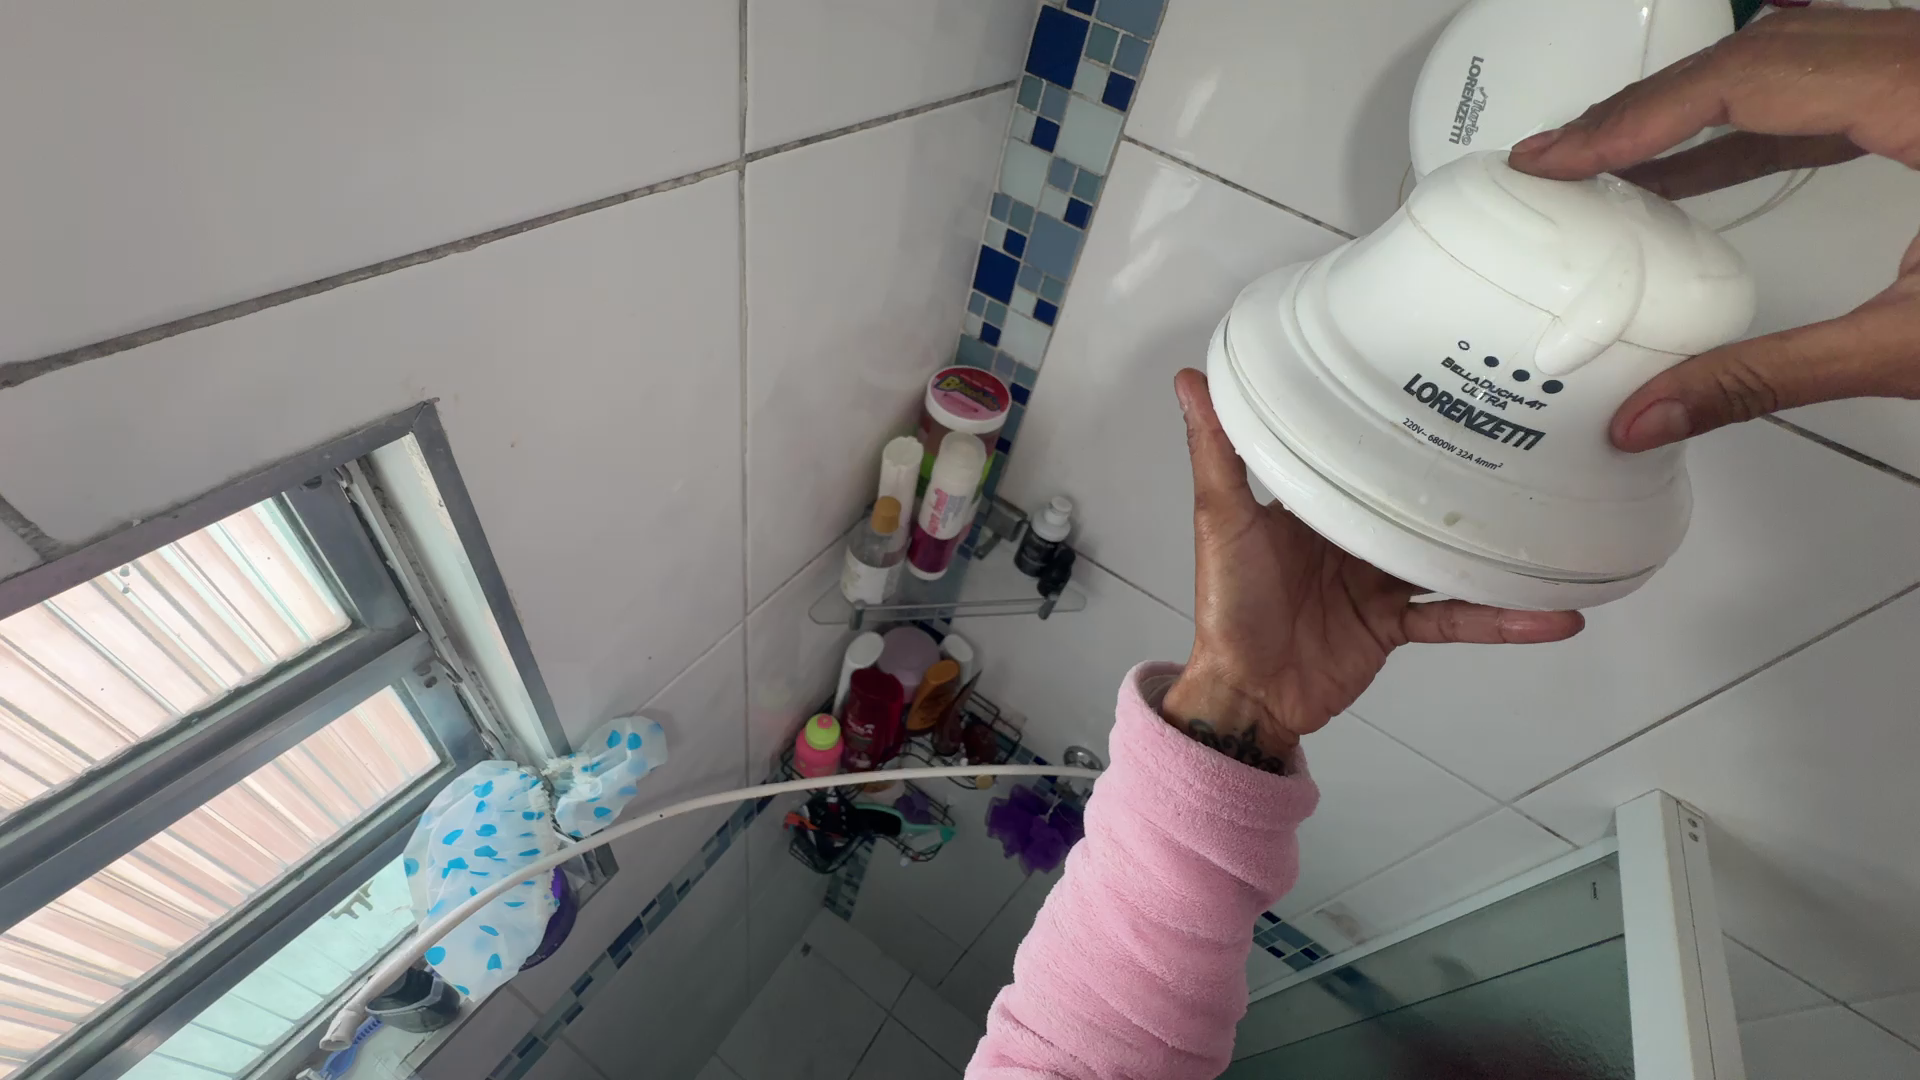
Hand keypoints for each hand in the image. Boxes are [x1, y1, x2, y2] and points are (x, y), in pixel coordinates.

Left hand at [1158, 370, 1583, 766]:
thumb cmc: (1229, 600)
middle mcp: (1342, 537)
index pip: (1351, 453)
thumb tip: (1190, 377)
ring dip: (1493, 544)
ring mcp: (1371, 581)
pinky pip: (1455, 617)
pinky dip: (1500, 618)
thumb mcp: (1220, 517)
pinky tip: (1558, 611)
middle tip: (1527, 432)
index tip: (1437, 376)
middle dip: (1457, 474)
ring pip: (1443, 554)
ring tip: (1563, 517)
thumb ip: (1217, 453)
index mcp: (1307, 505)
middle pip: (1407, 499)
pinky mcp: (1392, 624)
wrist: (1248, 690)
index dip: (1386, 419)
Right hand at [1509, 6, 1919, 452]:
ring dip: (1688, 114)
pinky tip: (1692, 172)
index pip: (1752, 75)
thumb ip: (1767, 378)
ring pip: (1799, 58)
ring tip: (1604, 163)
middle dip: (1643, 105)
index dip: (1632, 116)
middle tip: (1557, 157)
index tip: (1550, 156)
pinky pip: (1834, 90)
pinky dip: (1745, 130)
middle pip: (1766, 46)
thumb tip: (1644, 418)